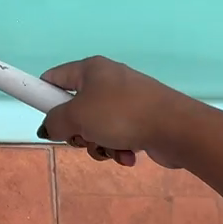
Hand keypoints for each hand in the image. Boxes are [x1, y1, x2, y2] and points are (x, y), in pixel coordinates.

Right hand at [38, 56, 211, 168]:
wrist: (179, 129)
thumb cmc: (122, 115)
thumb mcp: (77, 117)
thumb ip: (54, 122)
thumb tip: (49, 128)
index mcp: (91, 69)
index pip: (54, 77)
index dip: (43, 96)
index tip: (43, 117)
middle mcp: (108, 80)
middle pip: (75, 107)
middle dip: (76, 130)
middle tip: (81, 138)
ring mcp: (128, 100)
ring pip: (96, 126)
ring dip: (97, 143)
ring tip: (110, 148)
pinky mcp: (143, 119)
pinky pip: (118, 134)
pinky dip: (117, 146)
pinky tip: (128, 154)